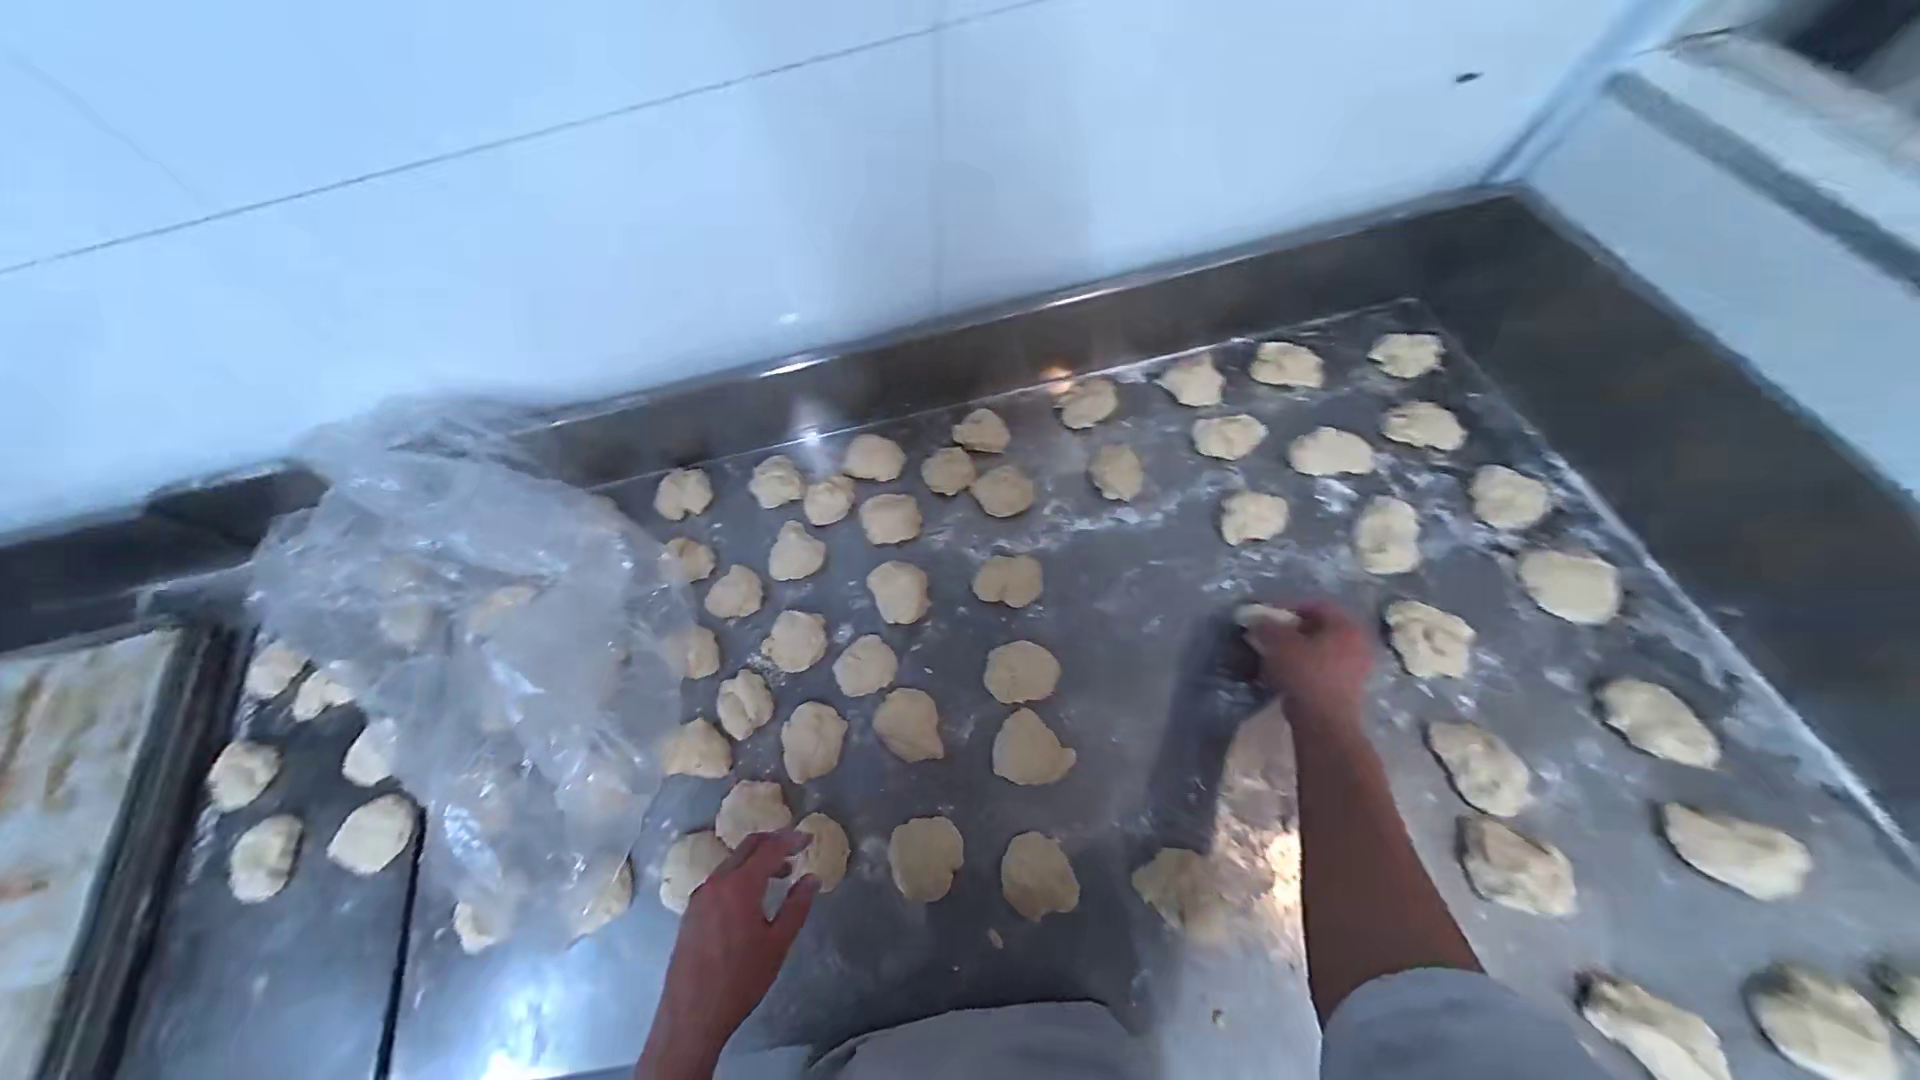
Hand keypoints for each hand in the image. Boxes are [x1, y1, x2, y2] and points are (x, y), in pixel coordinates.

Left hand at [637, 830, 819, 1079]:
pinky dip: (740, 876)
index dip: (791, 839)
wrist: (689, 1018)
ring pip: (732, 863)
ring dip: (756, 861)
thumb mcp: (778, 944)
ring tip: (778, 876)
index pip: (770, 848)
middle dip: (773, 843)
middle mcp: (716, 883)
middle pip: (747, 847)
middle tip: (795, 851)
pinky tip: (750, 898)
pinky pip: (719, 880)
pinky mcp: (690, 913)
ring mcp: (699, 897)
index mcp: (739, 886)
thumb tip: (812, 878)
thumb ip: (797, 906)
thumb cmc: (740, 980)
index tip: (808, 838)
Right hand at [1242, 600, 1373, 722]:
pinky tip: (1289, 674)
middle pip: (1323, 627)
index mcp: (1346, 627)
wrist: (1324, 720)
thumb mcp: (1278, 643)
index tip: (1270, 618)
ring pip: (1324, 648)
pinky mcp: (1351, 688)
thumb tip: (1258, 620)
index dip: (1290, 608)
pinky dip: (1308, 665)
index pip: (1317, 606)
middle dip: (1295, 629)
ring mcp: (1358, 667)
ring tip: (1278, 656)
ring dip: (1301, 648)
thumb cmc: (1304, 673)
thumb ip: (1267, 626)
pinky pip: (1326, 667)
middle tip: (1273, 635)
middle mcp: (1358, 643)